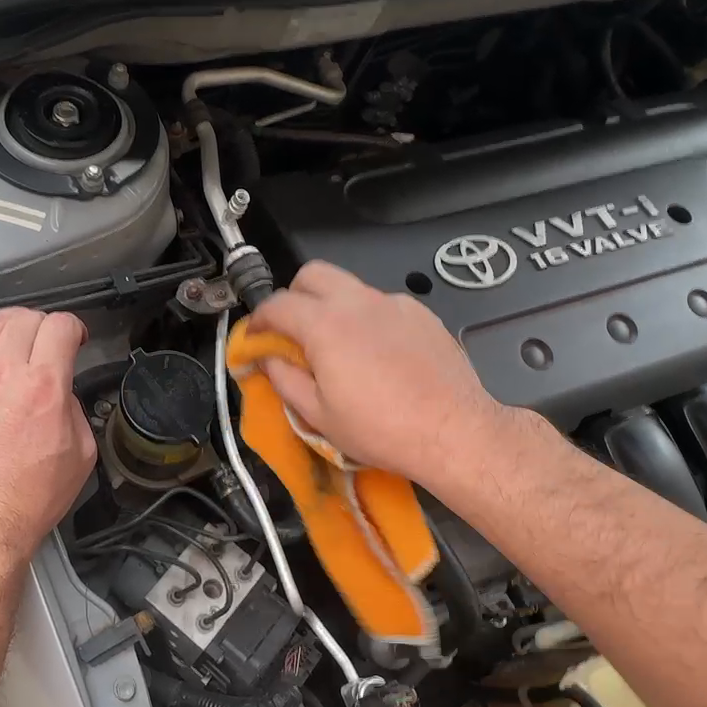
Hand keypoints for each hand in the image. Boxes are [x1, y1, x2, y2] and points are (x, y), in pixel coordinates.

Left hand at [0, 309, 97, 569]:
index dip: (75, 328)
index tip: (75, 338)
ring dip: (12, 328)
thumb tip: (64, 396)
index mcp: (42, 388)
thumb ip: (75, 411)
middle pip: (23, 317)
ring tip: (21, 342)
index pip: (60, 326)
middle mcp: (2, 377)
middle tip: (50, 340)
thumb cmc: (23, 500)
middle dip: (44, 324)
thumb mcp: (80, 455)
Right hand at [250, 261, 545, 487]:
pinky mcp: (421, 314)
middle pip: (313, 274)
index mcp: (325, 325)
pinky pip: (381, 304)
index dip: (258, 319)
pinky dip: (366, 318)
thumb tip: (267, 359)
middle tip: (292, 331)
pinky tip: (376, 354)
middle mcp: (358, 303)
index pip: (277, 304)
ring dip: (331, 305)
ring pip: (349, 286)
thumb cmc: (380, 429)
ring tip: (336, 345)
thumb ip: (284, 379)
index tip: (254, 338)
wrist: (453, 432)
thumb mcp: (318, 415)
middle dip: (293, 296)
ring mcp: (394, 304)